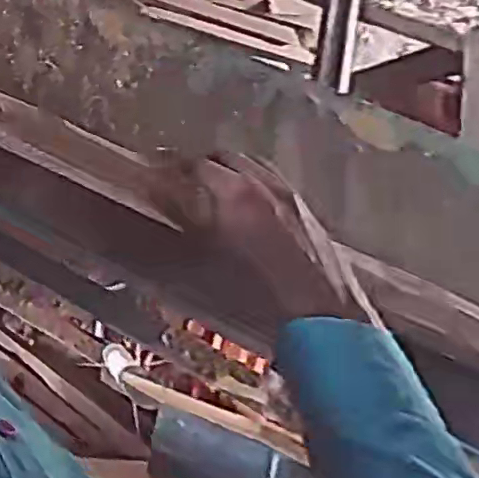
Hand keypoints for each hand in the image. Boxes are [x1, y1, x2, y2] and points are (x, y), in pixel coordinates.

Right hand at [164, 152, 380, 327]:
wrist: (321, 320)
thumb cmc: (253, 289)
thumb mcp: (204, 251)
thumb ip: (179, 214)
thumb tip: (158, 192)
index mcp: (234, 189)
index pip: (193, 164)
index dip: (171, 167)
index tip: (157, 172)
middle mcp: (263, 184)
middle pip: (224, 157)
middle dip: (201, 163)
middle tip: (184, 176)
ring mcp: (290, 197)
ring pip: (253, 166)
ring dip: (231, 170)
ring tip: (217, 186)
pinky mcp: (309, 213)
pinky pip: (274, 184)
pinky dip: (255, 184)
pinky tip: (249, 205)